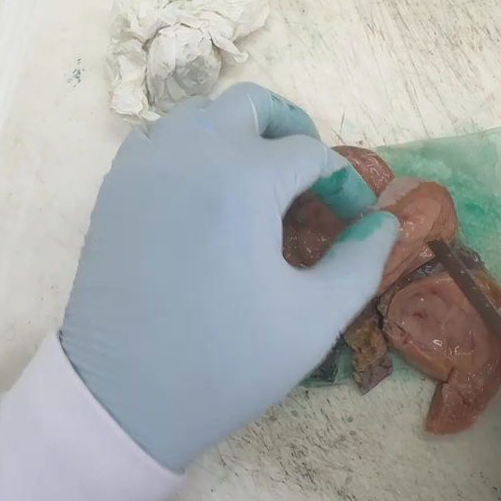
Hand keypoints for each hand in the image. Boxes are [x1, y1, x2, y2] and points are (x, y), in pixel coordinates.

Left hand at [60, 83, 398, 470]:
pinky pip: (159, 137)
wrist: (122, 395)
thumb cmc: (224, 362)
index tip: (354, 218)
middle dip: (291, 129)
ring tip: (258, 180)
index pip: (310, 153)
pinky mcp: (115, 185)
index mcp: (243, 179)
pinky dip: (189, 146)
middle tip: (309, 174)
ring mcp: (145, 163)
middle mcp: (190, 151)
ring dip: (237, 132)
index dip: (343, 182)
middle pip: (250, 105)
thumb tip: (385, 223)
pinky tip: (204, 192)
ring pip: (199, 112)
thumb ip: (360, 262)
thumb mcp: (313, 319)